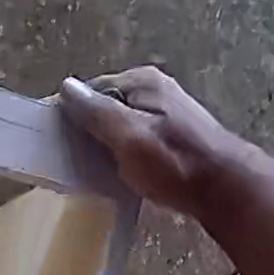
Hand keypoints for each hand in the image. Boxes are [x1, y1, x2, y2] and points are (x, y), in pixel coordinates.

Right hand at [57, 68, 253, 218]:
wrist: (223, 191)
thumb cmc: (173, 163)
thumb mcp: (128, 136)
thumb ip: (96, 112)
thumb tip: (66, 87)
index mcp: (141, 83)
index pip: (88, 91)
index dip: (67, 113)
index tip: (50, 139)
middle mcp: (152, 91)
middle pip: (101, 108)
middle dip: (82, 130)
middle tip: (66, 158)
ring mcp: (160, 114)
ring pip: (113, 126)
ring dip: (97, 145)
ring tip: (85, 168)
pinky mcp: (165, 137)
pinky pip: (127, 140)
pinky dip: (114, 153)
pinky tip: (110, 172)